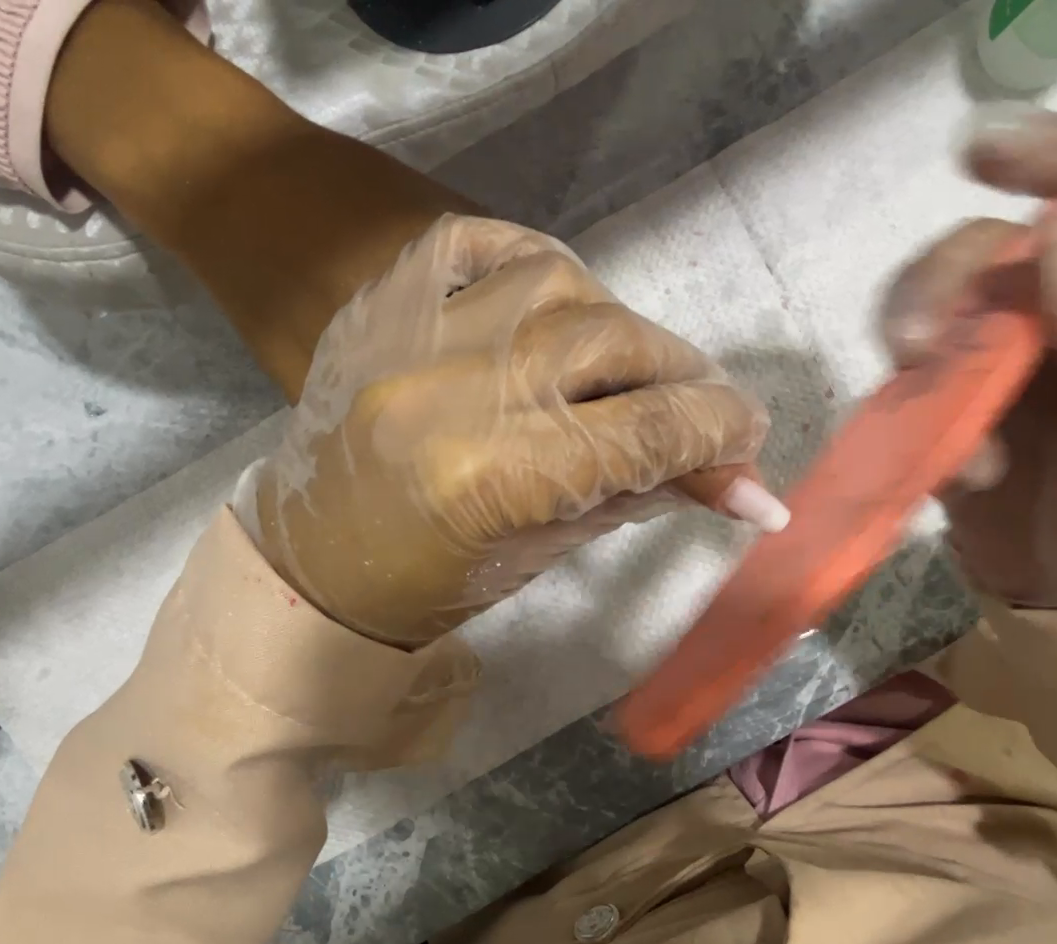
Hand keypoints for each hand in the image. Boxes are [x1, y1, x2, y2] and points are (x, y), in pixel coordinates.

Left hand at [245, 215, 771, 646]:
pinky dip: (532, 264)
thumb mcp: (540, 554)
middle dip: (679, 375)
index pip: (644, 430)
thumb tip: (744, 484)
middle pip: (612, 344)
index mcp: (493, 477)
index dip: (717, 430)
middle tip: (699, 404)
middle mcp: (454, 388)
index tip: (750, 434)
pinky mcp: (382, 303)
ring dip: (612, 321)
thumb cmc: (424, 586)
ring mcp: (410, 333)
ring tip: (622, 365)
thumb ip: (638, 496)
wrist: (306, 566)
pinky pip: (477, 243)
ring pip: (558, 280)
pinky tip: (553, 304)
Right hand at [880, 110, 1056, 609]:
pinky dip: (909, 419)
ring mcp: (989, 366)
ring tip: (935, 418)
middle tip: (912, 347)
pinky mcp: (941, 414)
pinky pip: (902, 389)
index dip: (1043, 153)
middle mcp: (1052, 315)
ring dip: (910, 345)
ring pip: (925, 311)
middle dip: (935, 284)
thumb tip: (1040, 236)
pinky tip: (952, 468)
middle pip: (979, 252)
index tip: (972, 157)